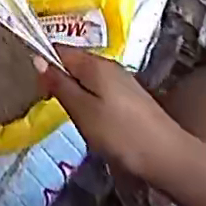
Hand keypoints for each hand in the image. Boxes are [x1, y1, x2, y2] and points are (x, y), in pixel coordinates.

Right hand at [37, 45, 193, 181]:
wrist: (168, 156)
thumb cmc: (119, 134)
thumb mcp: (82, 110)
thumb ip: (59, 84)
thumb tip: (38, 58)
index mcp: (94, 64)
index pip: (60, 50)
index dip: (45, 65)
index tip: (39, 91)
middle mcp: (108, 65)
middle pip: (74, 63)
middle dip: (61, 81)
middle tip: (58, 110)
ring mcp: (122, 80)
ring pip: (88, 79)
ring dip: (76, 94)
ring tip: (77, 120)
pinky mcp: (131, 97)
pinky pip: (101, 91)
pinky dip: (92, 103)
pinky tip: (96, 124)